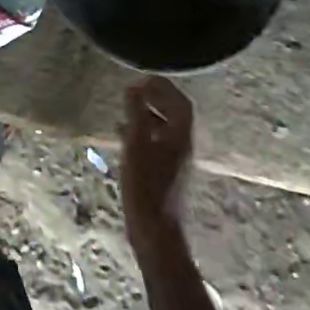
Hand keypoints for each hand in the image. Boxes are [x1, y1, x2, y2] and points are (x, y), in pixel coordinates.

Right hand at [121, 76, 193, 250]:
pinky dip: (145, 130)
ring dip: (150, 113)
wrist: (156, 231)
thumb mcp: (136, 144)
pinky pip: (159, 141)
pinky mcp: (167, 173)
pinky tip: (126, 136)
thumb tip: (134, 88)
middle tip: (135, 89)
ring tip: (128, 108)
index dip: (163, 86)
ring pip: (167, 127)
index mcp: (180, 135)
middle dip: (157, 97)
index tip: (143, 78)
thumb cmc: (145, 186)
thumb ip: (137, 114)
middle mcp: (183, 145)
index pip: (180, 101)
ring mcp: (177, 161)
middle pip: (176, 113)